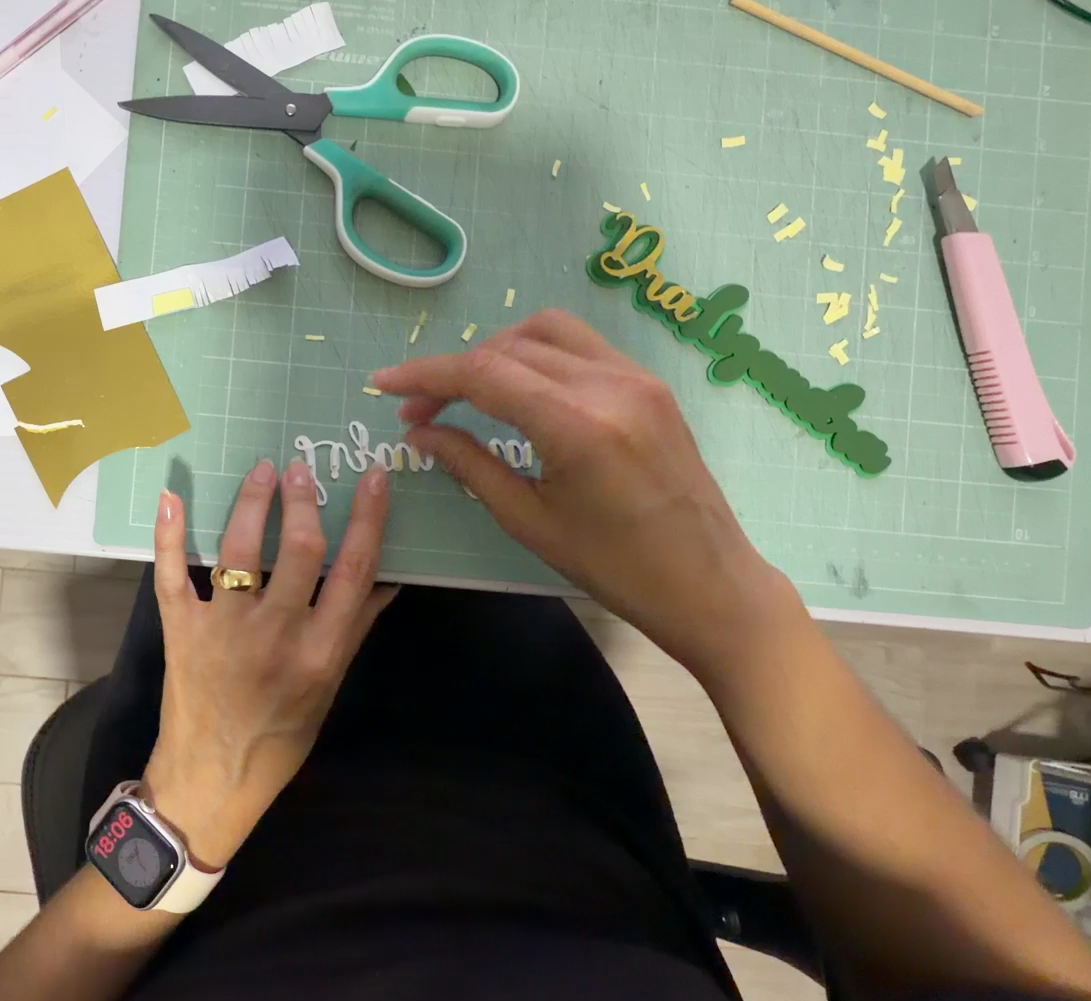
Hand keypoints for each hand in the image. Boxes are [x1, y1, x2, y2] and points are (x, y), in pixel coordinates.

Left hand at [143, 460, 395, 867]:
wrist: (211, 778)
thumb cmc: (279, 738)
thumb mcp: (328, 689)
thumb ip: (353, 631)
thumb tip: (385, 579)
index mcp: (319, 651)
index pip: (354, 571)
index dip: (368, 519)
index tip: (374, 477)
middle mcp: (274, 634)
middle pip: (298, 551)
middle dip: (303, 501)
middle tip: (302, 468)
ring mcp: (223, 630)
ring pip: (238, 552)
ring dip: (250, 503)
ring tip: (262, 471)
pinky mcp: (181, 631)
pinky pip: (172, 575)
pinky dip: (169, 535)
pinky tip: (173, 497)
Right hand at [371, 309, 796, 677]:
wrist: (707, 580)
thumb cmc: (612, 566)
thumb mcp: (528, 520)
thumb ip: (470, 466)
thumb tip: (420, 433)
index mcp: (576, 426)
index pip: (483, 374)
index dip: (425, 375)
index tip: (383, 385)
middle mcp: (609, 384)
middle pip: (508, 347)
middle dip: (453, 372)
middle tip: (420, 413)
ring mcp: (636, 377)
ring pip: (546, 331)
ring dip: (494, 352)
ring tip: (466, 392)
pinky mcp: (650, 382)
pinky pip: (580, 344)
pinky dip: (535, 354)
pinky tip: (518, 389)